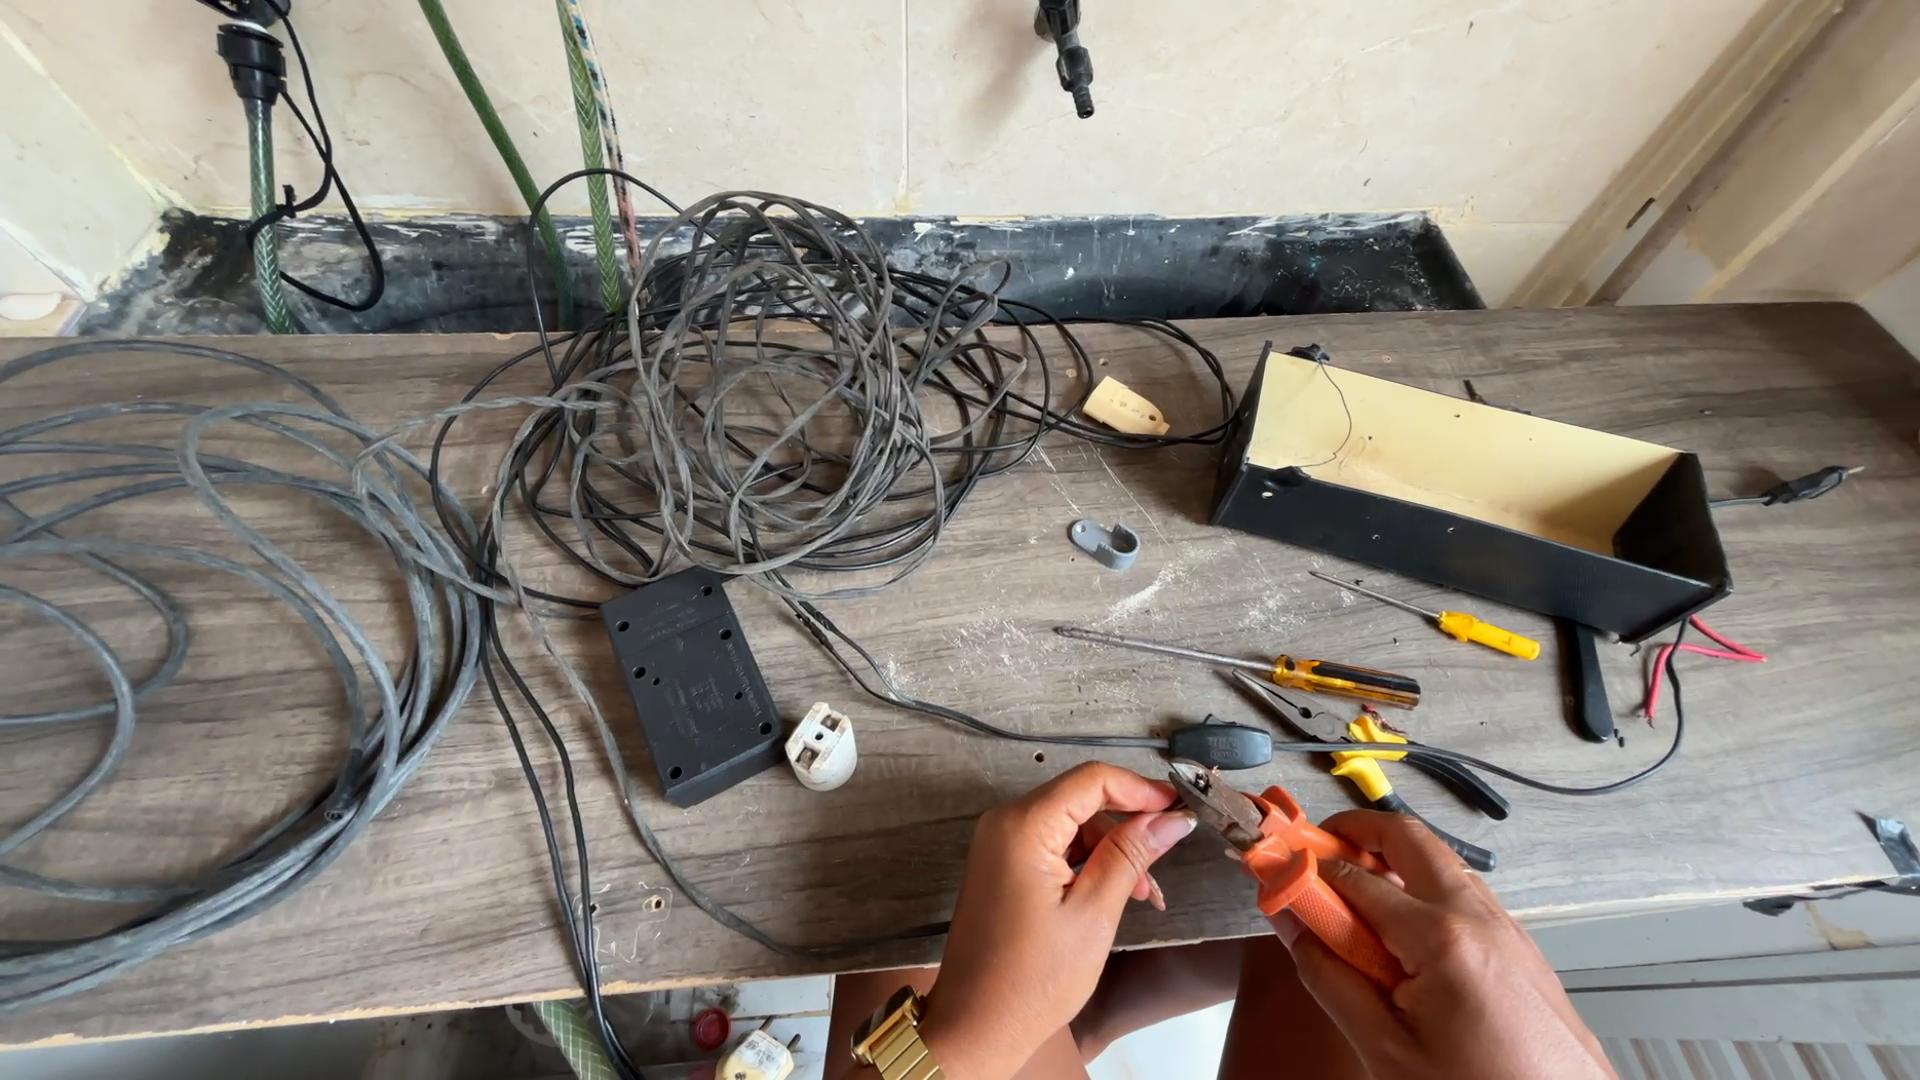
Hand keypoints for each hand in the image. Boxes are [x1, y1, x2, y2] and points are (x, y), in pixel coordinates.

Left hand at [920, 763, 1196, 1079]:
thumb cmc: (1029, 980)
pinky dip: (1086, 860)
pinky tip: (1114, 891)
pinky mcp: (1003, 862)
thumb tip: (1168, 819)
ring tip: (1143, 892)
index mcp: (1023, 825)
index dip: (1139, 788)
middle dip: (1127, 823)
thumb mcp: (1093, 915)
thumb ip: (1131, 856)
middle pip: (1080, 798)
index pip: (1091, 779)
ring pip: (1070, 822)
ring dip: (1110, 847)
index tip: (1176, 805)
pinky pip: (1053, 843)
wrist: (975, 1026)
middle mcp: (1005, 822)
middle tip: (1167, 851)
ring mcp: (1000, 841)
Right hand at [1274, 810, 1615, 1079]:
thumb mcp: (1385, 1050)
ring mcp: (1507, 928)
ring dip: (1390, 859)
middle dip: (1353, 831)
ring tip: (1354, 900)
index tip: (1273, 867)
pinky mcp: (1523, 948)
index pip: (1351, 876)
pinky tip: (1402, 936)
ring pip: (1437, 859)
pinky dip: (1421, 889)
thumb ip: (1327, 975)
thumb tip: (1286, 918)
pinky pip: (1462, 892)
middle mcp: (1477, 915)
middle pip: (1405, 834)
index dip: (1304, 868)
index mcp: (1440, 937)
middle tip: (1315, 855)